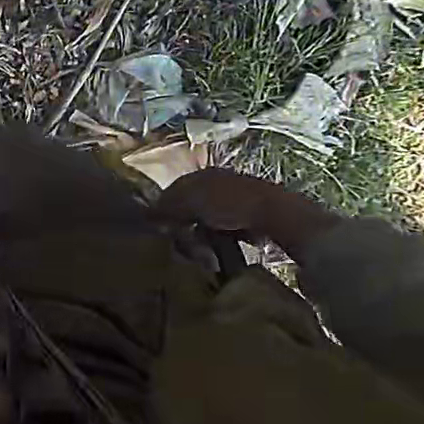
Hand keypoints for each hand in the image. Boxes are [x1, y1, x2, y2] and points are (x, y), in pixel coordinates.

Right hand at [155, 169, 340, 258]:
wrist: (275, 212)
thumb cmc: (228, 203)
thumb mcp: (192, 201)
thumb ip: (169, 205)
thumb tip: (149, 214)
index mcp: (202, 174)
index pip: (174, 190)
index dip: (163, 208)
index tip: (156, 228)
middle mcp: (218, 182)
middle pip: (190, 204)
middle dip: (183, 221)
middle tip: (178, 240)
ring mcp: (235, 198)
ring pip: (207, 217)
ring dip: (201, 231)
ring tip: (199, 248)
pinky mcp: (250, 215)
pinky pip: (225, 228)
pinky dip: (219, 237)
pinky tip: (220, 247)